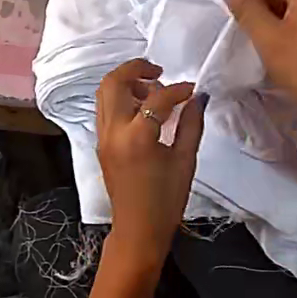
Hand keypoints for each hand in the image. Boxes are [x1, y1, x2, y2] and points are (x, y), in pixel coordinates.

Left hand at [95, 59, 204, 253]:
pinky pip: (105, 110)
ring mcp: (102, 137)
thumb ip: (191, 125)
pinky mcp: (99, 144)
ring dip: (125, 83)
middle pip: (113, 83)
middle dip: (135, 69)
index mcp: (136, 137)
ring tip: (152, 91)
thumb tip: (197, 97)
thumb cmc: (166, 200)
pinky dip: (120, 100)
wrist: (138, 228)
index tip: (192, 90)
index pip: (157, 99)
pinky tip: (143, 109)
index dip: (178, 89)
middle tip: (158, 71)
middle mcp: (113, 132)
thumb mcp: (185, 161)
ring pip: (104, 94)